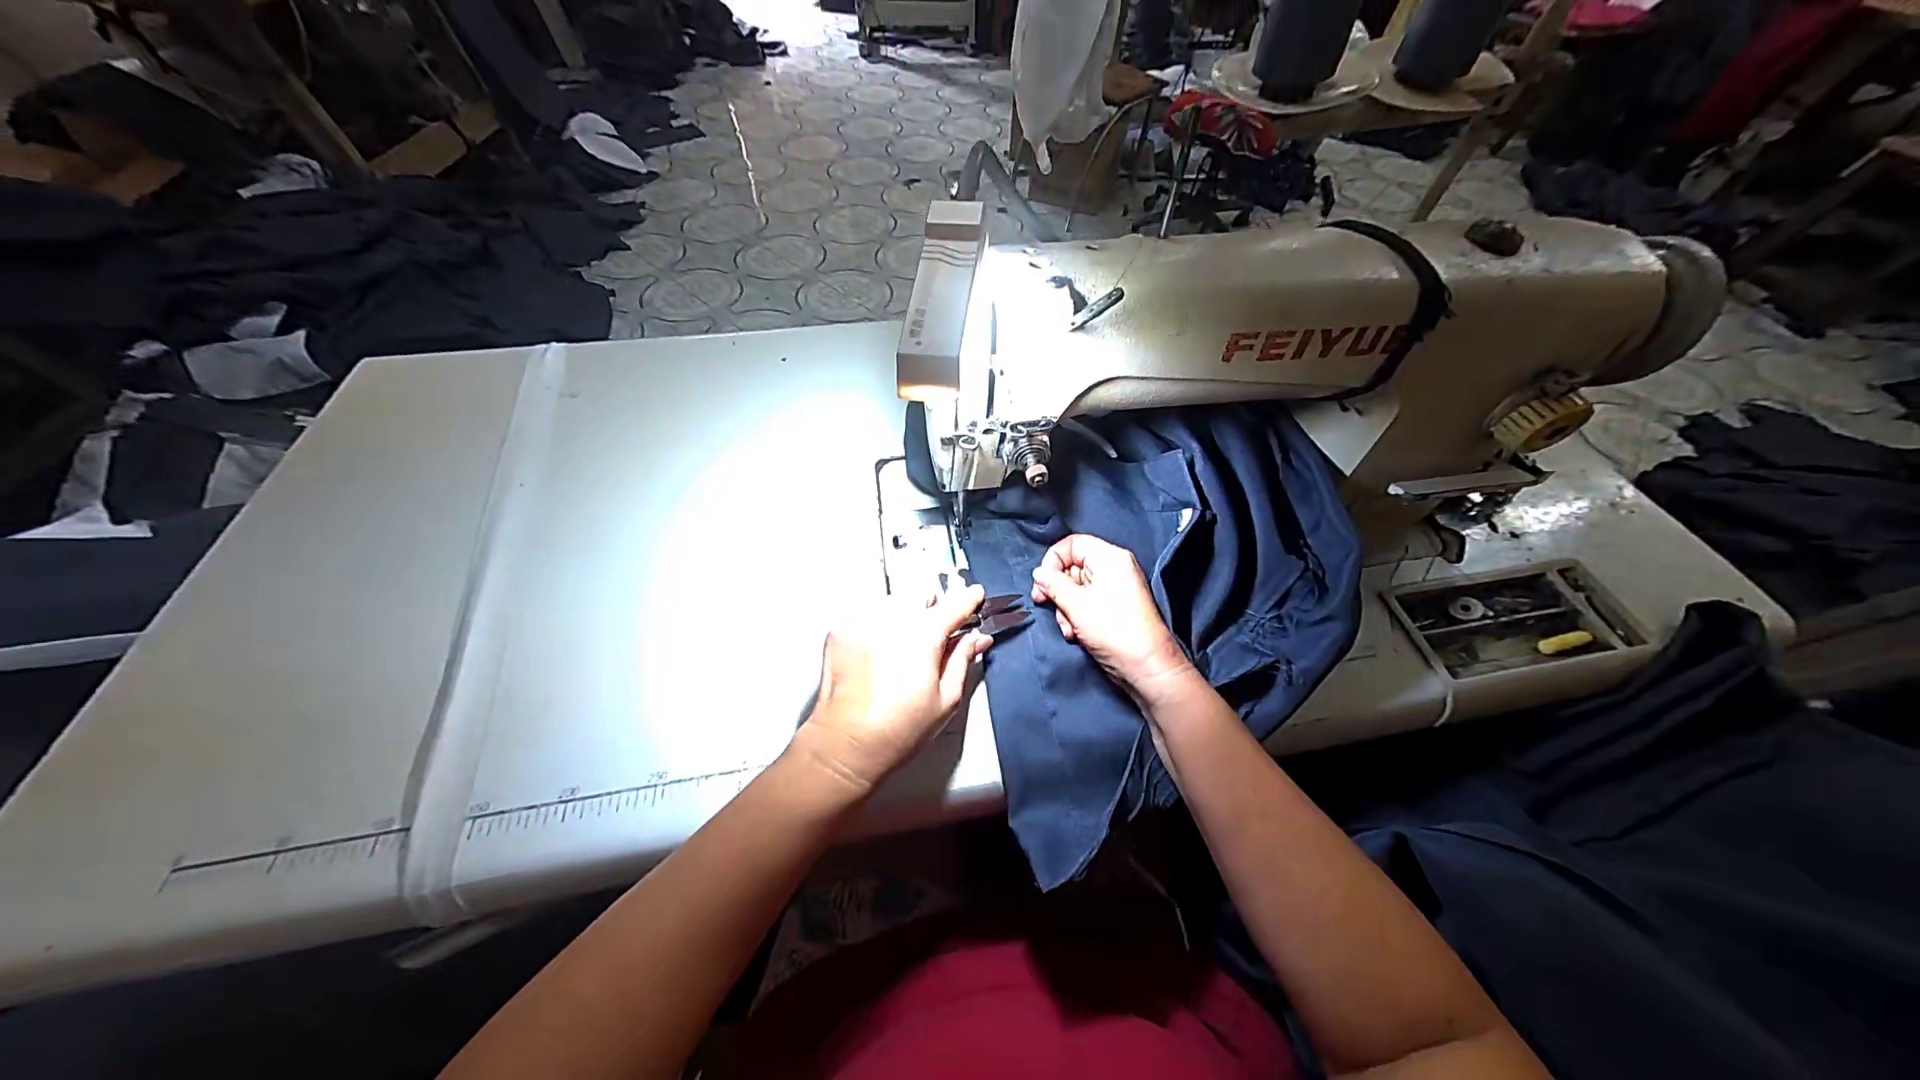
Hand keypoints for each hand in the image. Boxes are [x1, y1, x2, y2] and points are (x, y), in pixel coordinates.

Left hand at [792, 585, 992, 796]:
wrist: (844, 746)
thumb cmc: (892, 732)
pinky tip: (877, 656)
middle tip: (934, 642)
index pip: (955, 604)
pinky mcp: (840, 629)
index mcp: (923, 636)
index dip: (969, 600)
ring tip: (900, 655)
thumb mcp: (945, 701)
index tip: (975, 597)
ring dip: (903, 618)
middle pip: (922, 598)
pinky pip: (867, 615)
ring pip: (894, 603)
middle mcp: (892, 620)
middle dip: (933, 611)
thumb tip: (974, 639)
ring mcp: (862, 622)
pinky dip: (876, 626)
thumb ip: (963, 660)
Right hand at [1029, 534, 1196, 702]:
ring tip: (1070, 627)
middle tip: (1048, 604)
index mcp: (1110, 558)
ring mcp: (1114, 588)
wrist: (1146, 666)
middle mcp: (1114, 568)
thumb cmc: (1116, 632)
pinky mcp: (1112, 607)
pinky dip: (1076, 617)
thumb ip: (1053, 584)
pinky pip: (1086, 603)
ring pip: (1075, 589)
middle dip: (1058, 591)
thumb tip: (1039, 573)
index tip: (1042, 583)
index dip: (1053, 561)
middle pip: (1071, 567)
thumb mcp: (1075, 604)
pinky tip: (1077, 633)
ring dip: (1065, 609)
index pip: (1071, 544)